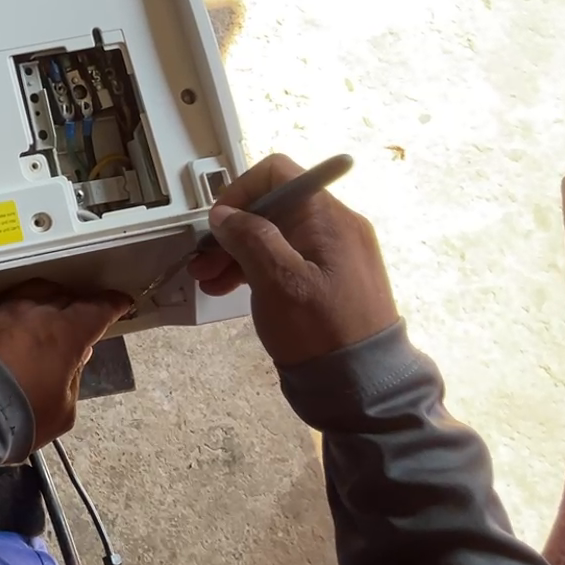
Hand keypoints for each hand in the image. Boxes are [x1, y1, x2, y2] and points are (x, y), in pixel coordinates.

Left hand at [0, 279, 132, 449]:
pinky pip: (10, 300)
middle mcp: (38, 306)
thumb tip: (75, 355)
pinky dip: (21, 308)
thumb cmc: (19, 413)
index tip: (121, 304)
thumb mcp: (63, 409)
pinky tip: (19, 323)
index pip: (99, 307)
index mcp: (67, 329)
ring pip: (36, 292)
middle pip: (68, 295)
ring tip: (50, 317)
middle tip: (83, 320)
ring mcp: (6, 303)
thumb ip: (73, 377)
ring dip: (48, 302)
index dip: (113, 304)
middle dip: (79, 305)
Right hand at [187, 153, 397, 366]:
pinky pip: (281, 258)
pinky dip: (251, 267)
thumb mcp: (279, 281)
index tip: (219, 223)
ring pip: (270, 234)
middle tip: (202, 258)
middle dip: (231, 229)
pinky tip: (224, 287)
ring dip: (234, 251)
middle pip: (269, 206)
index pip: (277, 173)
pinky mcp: (325, 278)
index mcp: (329, 218)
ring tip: (206, 278)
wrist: (362, 391)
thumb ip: (250, 238)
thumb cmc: (322, 331)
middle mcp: (334, 227)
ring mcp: (330, 254)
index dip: (241, 190)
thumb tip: (224, 215)